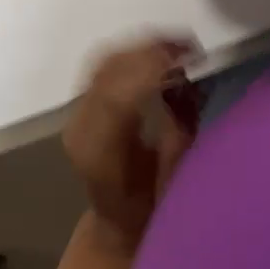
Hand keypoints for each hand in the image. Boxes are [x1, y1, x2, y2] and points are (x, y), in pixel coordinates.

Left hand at [62, 38, 201, 254]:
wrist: (118, 222)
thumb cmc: (151, 210)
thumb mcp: (174, 180)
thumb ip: (179, 135)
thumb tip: (190, 87)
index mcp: (100, 154)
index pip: (116, 99)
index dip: (151, 70)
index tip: (188, 56)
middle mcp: (80, 128)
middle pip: (107, 70)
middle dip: (151, 49)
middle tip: (193, 48)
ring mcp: (77, 114)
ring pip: (104, 61)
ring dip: (142, 46)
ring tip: (180, 47)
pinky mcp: (82, 104)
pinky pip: (103, 65)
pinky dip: (132, 52)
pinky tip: (159, 55)